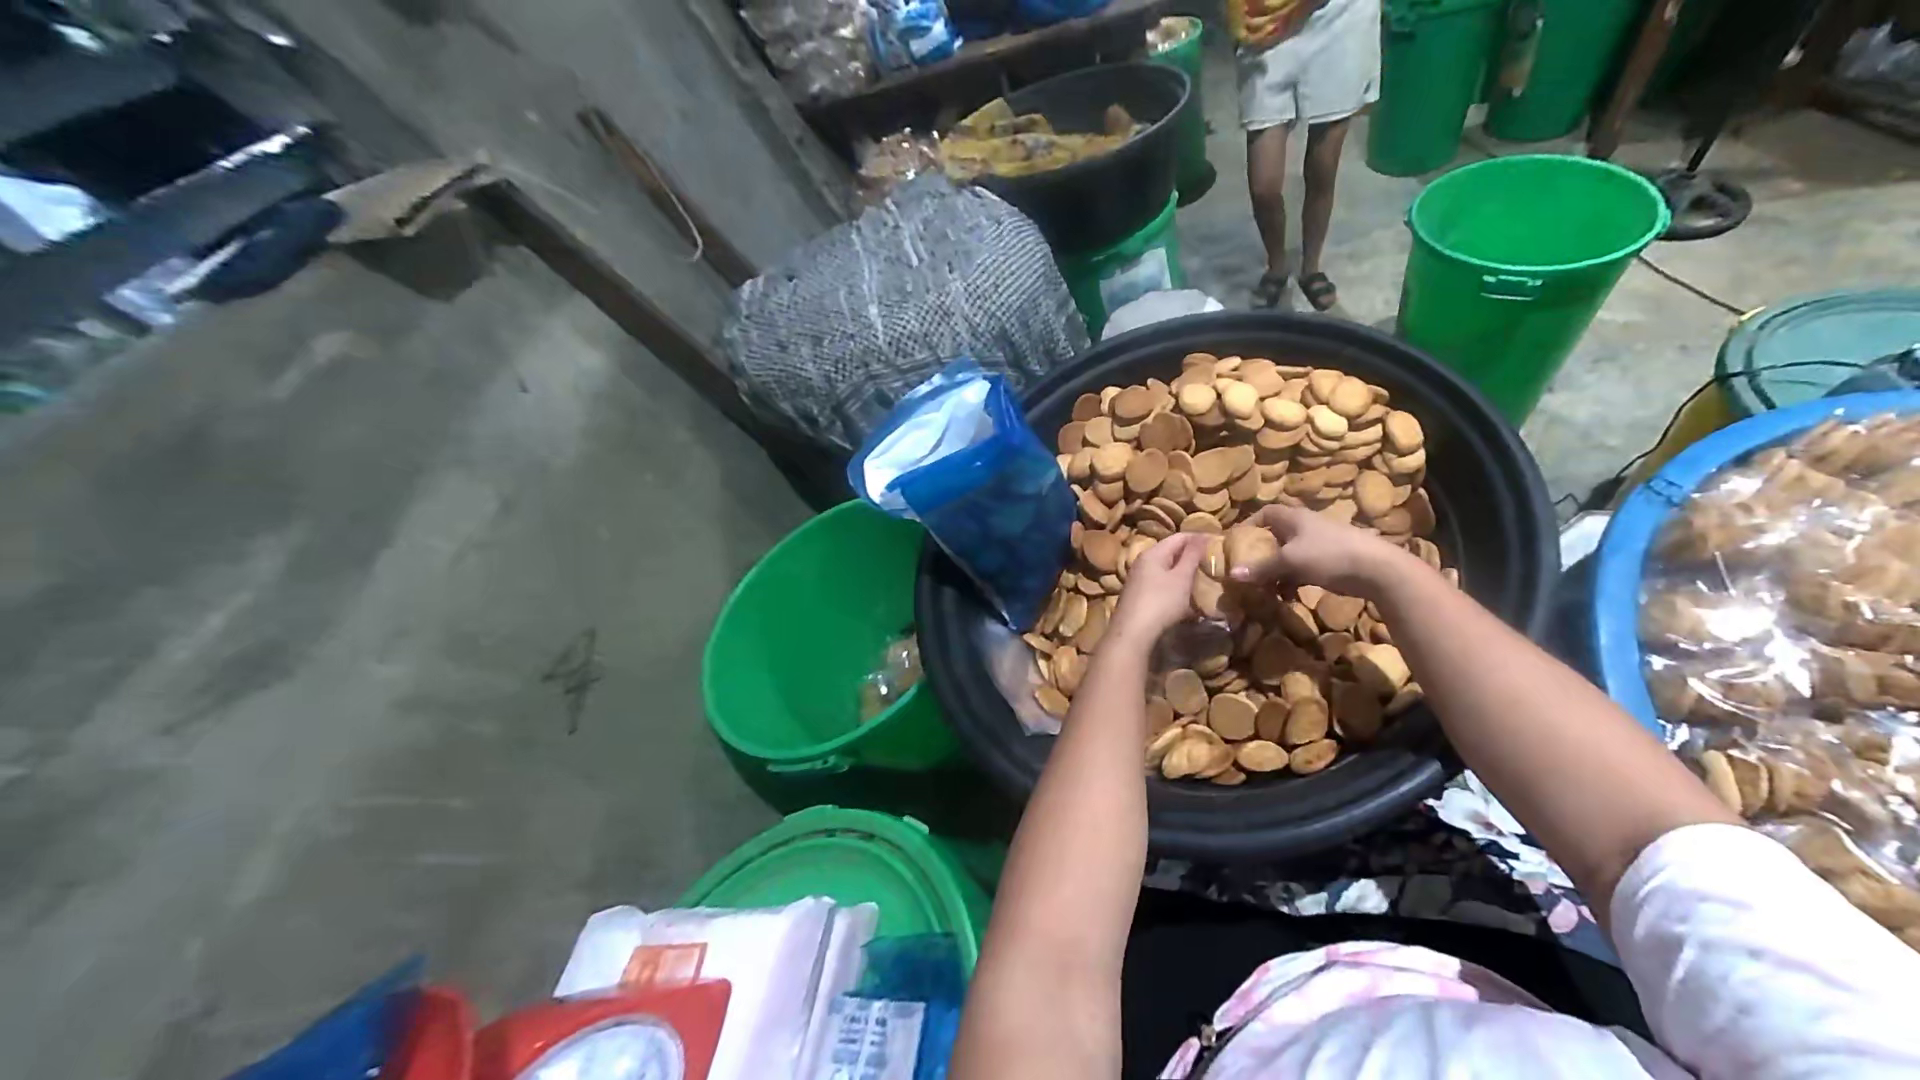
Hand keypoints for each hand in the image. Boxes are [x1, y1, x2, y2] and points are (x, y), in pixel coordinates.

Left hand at [1109, 533, 1206, 645]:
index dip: (1199, 538)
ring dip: (1183, 571)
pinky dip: (1174, 584)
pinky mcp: (1138, 594)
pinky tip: (1184, 594)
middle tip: (1211, 561)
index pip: (1179, 537)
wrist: (1132, 632)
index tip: (1218, 543)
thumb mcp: (1181, 578)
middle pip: (1170, 551)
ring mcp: (1138, 579)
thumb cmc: (1160, 602)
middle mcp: (1142, 562)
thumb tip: (1201, 535)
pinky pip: (1160, 582)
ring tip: (1201, 577)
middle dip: (1190, 555)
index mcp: (1152, 553)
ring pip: (1165, 568)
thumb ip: (1192, 556)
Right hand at [1228, 504, 1420, 600]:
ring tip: (1267, 588)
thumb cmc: (1329, 555)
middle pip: (1275, 536)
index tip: (1237, 541)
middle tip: (1248, 569)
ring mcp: (1319, 544)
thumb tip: (1232, 574)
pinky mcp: (1330, 561)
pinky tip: (1289, 595)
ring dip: (1275, 571)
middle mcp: (1305, 527)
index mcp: (1294, 518)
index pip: (1265, 513)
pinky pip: (1302, 568)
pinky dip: (1292, 579)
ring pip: (1288, 555)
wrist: (1378, 569)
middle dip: (1261, 553)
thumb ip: (1261, 568)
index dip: (1249, 524)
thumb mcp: (1289, 562)